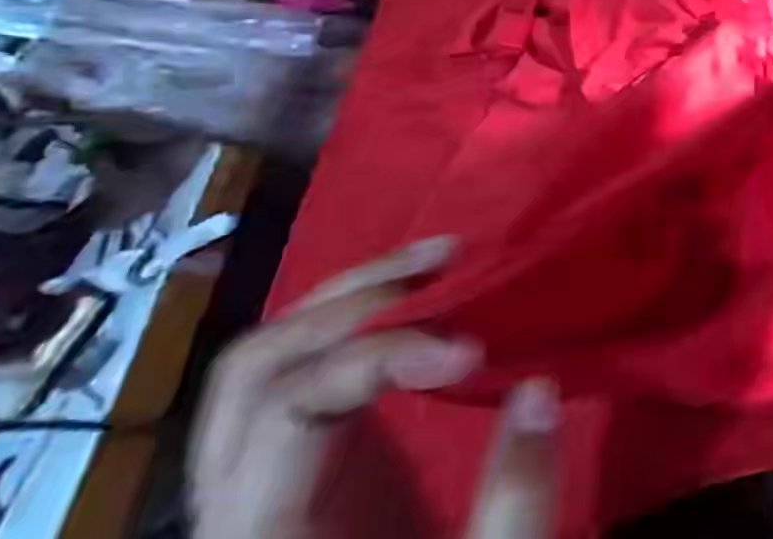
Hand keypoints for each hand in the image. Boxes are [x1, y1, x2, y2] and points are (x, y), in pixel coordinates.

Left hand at [188, 238, 555, 538]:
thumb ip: (515, 502)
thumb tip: (540, 387)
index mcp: (263, 536)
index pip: (293, 404)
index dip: (382, 354)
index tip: (475, 348)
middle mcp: (233, 498)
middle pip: (255, 365)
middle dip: (356, 301)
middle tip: (448, 269)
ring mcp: (259, 473)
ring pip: (264, 355)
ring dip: (351, 296)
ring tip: (439, 261)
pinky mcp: (300, 459)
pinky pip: (302, 367)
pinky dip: (357, 318)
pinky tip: (420, 299)